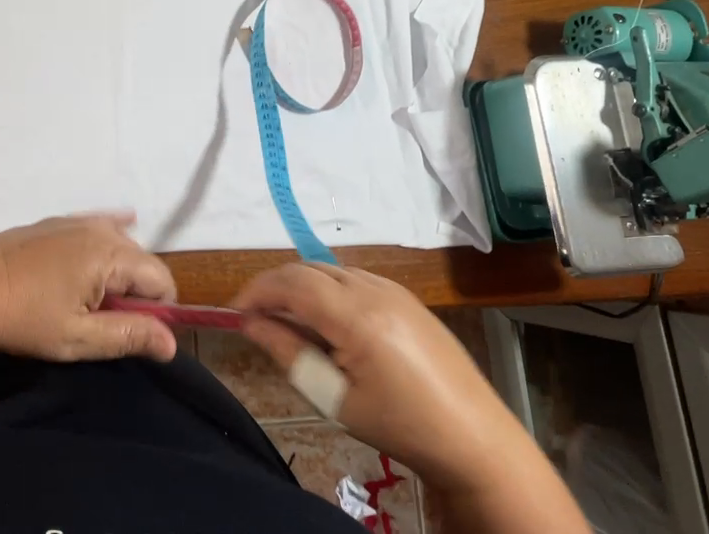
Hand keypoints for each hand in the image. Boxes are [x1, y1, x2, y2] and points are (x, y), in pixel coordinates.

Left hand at [0, 214, 179, 361]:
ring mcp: (73, 221)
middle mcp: (98, 228)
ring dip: (116, 271)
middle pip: (141, 259)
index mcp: (109, 253)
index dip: (157, 311)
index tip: (132, 333)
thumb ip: (129, 335)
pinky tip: (104, 246)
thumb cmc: (23, 319)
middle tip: (104, 321)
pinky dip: (105, 239)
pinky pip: (95, 226)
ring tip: (87, 300)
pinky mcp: (52, 222)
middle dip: (136, 291)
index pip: (161, 279)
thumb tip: (172, 343)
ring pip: (118, 244)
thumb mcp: (78, 338)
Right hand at [232, 263, 533, 490]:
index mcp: (357, 316)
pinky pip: (353, 279)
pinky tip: (325, 322)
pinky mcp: (406, 298)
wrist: (473, 438)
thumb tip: (251, 323)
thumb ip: (288, 352)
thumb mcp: (333, 397)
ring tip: (287, 321)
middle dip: (275, 286)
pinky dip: (327, 290)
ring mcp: (394, 290)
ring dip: (301, 286)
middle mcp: (374, 289)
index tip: (234, 312)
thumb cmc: (398, 425)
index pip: (292, 282)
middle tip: (254, 317)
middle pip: (308, 269)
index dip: (257, 291)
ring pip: (330, 270)